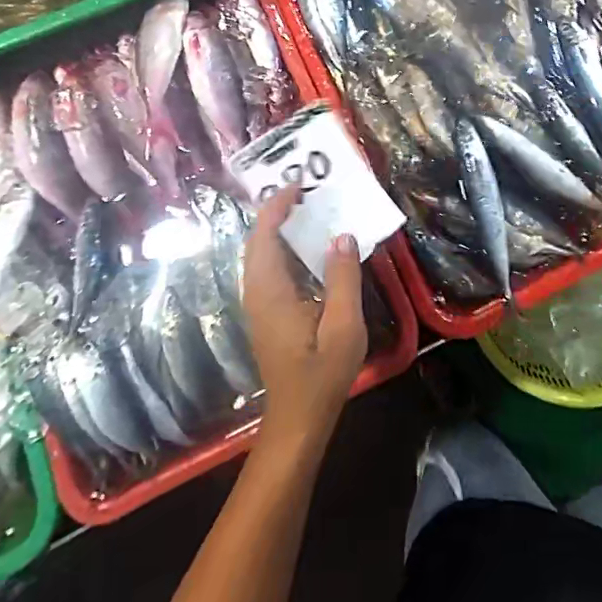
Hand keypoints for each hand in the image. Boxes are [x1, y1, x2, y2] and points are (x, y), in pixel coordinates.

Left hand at [241, 185, 368, 441]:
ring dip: (280, 231)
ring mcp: (260, 306)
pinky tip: (310, 252)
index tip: (299, 185)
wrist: (299, 416)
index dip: (276, 208)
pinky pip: (270, 271)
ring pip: (261, 257)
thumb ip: (342, 279)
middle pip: (258, 244)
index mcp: (272, 293)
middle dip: (276, 213)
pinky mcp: (268, 315)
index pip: (265, 238)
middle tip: (308, 194)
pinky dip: (284, 250)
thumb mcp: (343, 325)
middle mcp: (258, 294)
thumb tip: (342, 236)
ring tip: (310, 213)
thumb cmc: (323, 373)